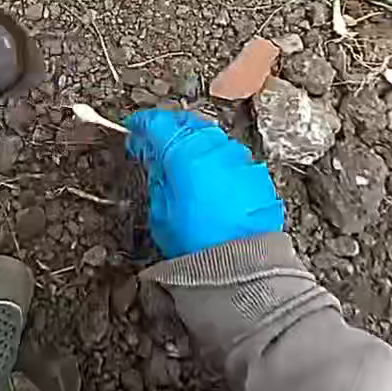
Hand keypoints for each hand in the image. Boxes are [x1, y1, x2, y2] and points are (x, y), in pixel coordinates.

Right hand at [126, 109, 284, 257]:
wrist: (243, 268)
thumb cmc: (200, 246)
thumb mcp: (162, 212)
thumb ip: (157, 177)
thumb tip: (153, 158)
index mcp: (185, 154)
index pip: (158, 123)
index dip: (143, 123)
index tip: (135, 128)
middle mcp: (214, 148)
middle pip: (186, 121)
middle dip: (169, 126)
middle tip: (156, 140)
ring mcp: (238, 158)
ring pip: (211, 134)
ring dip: (194, 140)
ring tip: (184, 158)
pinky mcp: (256, 173)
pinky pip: (231, 154)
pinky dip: (217, 158)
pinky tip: (210, 175)